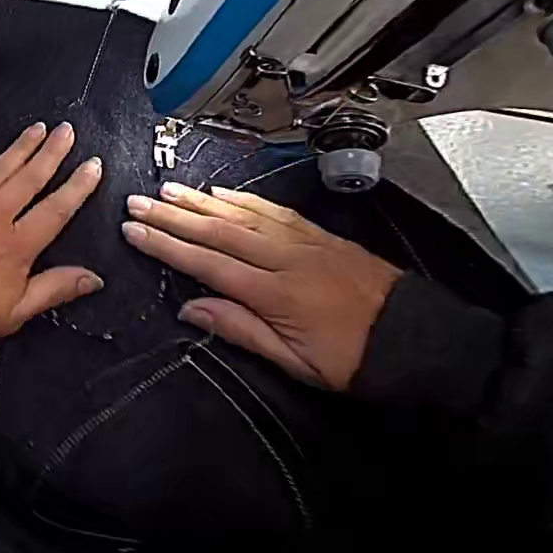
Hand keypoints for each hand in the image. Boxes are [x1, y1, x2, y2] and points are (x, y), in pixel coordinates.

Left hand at [0, 121, 105, 341]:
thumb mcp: (16, 311)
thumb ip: (55, 289)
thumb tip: (96, 277)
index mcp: (19, 243)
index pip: (57, 209)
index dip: (78, 186)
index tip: (94, 164)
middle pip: (31, 178)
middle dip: (52, 153)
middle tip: (68, 130)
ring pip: (1, 167)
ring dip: (21, 145)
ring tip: (39, 127)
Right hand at [120, 182, 401, 389]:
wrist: (416, 338)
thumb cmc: (355, 359)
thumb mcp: (296, 362)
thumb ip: (240, 329)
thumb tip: (191, 308)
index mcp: (274, 292)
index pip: (206, 262)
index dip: (166, 245)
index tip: (136, 231)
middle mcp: (283, 257)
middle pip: (217, 230)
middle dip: (172, 215)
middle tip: (139, 202)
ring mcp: (301, 241)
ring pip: (241, 213)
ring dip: (200, 200)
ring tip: (168, 190)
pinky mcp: (317, 234)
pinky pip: (271, 209)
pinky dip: (242, 199)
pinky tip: (222, 193)